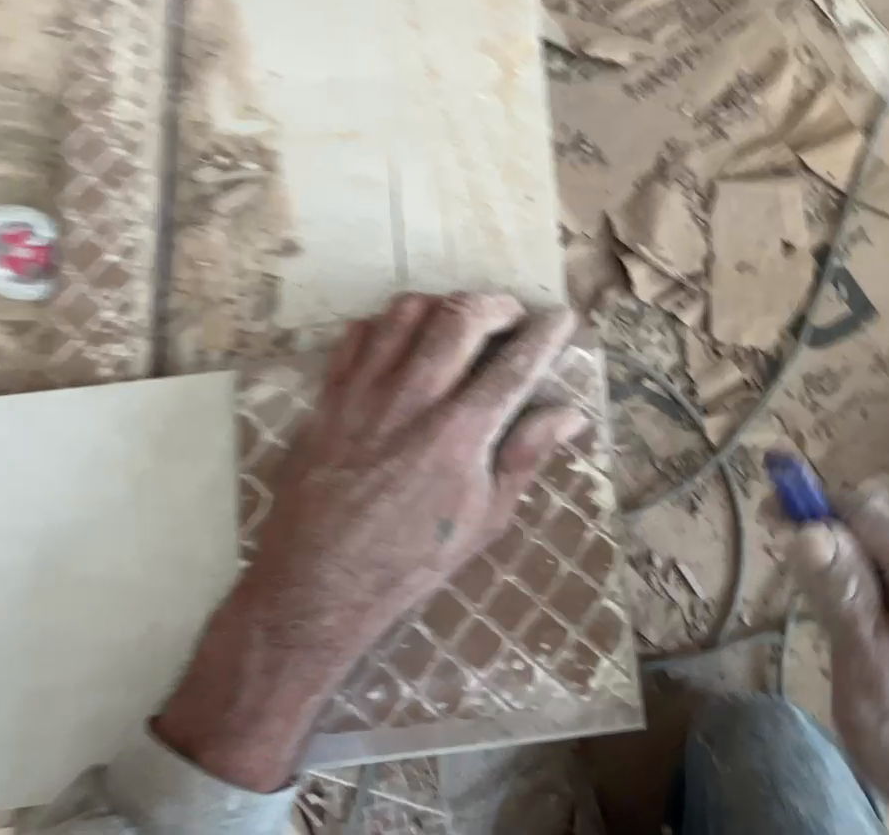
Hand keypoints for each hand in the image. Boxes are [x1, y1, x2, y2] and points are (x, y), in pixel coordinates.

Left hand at [157, 293, 583, 791]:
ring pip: (407, 312)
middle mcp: (413, 400)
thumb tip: (570, 414)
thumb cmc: (413, 558)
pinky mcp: (328, 397)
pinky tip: (403, 342)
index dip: (547, 333)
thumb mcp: (485, 518)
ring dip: (443, 305)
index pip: (517, 364)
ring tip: (458, 322)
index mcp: (460, 435)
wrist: (318, 583)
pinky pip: (358, 334)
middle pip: (461, 317)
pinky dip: (389, 324)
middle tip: (511, 315)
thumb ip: (526, 456)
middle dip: (497, 304)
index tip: (563, 317)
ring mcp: (364, 392)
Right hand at [790, 493, 888, 834]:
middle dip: (824, 522)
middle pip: (879, 524)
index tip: (769, 514)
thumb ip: (843, 599)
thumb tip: (809, 529)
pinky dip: (860, 572)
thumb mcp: (867, 677)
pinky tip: (839, 598)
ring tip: (802, 572)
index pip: (868, 513)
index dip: (815, 504)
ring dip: (839, 547)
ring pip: (885, 547)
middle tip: (777, 541)